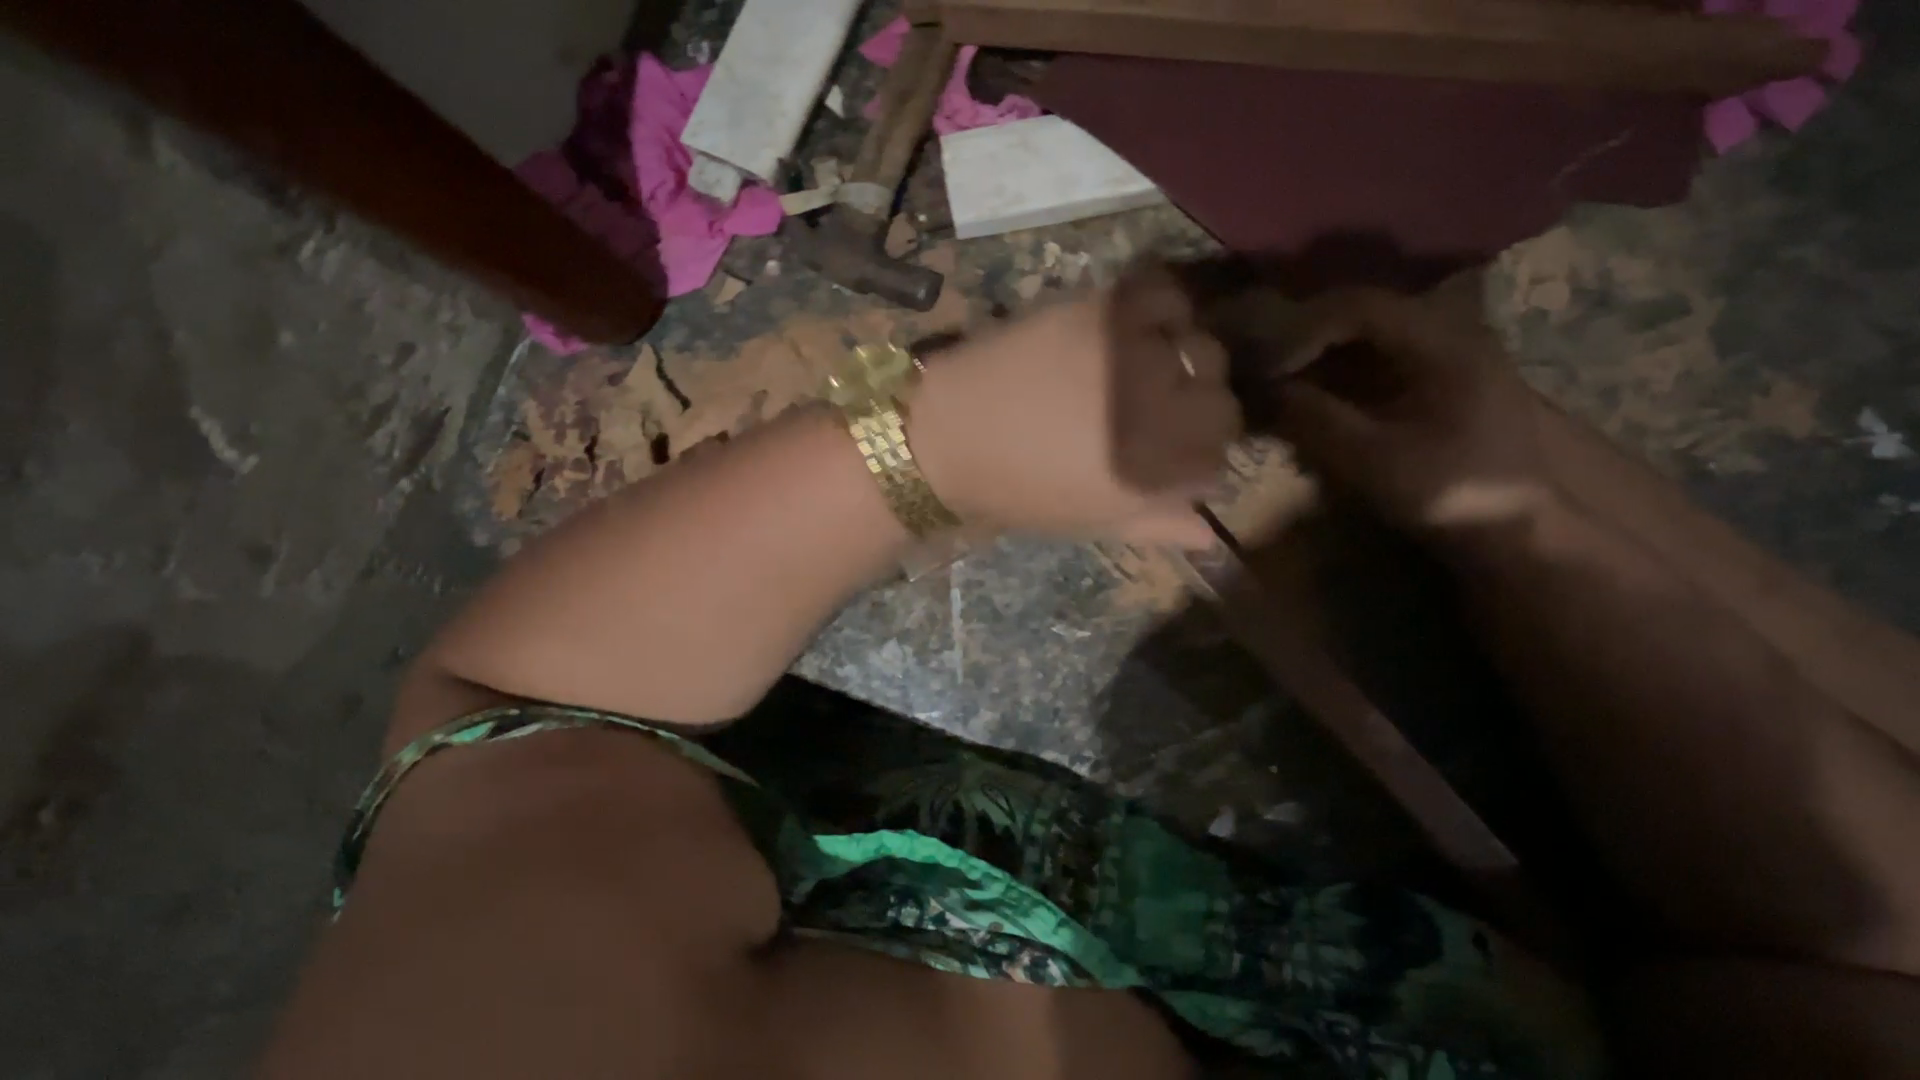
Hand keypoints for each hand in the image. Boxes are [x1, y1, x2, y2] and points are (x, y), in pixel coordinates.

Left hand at [909, 265, 1240, 548]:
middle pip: (1221, 400)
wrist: (946, 436)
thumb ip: (1158, 525)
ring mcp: (1137, 357)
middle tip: (1156, 404)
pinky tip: (1136, 324)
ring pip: (1201, 349)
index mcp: (1159, 474)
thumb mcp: (1091, 520)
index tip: (1173, 446)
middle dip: (1197, 405)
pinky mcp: (1105, 311)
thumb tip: (1211, 531)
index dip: (1199, 450)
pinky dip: (1161, 307)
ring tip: (1143, 364)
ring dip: (1181, 358)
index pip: (1222, 455)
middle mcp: (1162, 414)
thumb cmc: (1016, 489)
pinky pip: (1166, 296)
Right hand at [1271, 288, 1552, 533]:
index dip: (1302, 331)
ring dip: (1321, 364)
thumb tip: (1265, 390)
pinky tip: (1317, 411)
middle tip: (1264, 378)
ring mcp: (1449, 360)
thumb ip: (1316, 419)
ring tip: (1282, 396)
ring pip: (1368, 343)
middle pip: (1362, 318)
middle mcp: (1448, 334)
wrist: (1529, 530)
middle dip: (1306, 345)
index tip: (1266, 369)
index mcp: (1441, 340)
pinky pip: (1381, 367)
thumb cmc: (1455, 492)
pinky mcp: (1444, 388)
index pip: (1357, 306)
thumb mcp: (1375, 460)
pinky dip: (1341, 383)